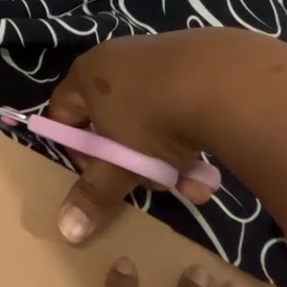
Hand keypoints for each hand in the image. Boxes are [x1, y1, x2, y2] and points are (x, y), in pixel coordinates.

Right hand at [48, 29, 265, 241]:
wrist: (221, 82)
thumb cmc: (154, 122)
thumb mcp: (124, 164)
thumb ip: (96, 193)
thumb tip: (66, 230)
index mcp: (86, 76)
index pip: (64, 112)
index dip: (78, 149)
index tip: (104, 173)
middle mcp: (113, 60)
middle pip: (112, 119)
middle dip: (134, 161)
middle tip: (154, 183)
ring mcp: (152, 56)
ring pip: (150, 117)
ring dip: (167, 157)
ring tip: (194, 185)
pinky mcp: (189, 59)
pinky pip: (178, 103)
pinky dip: (189, 134)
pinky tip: (211, 165)